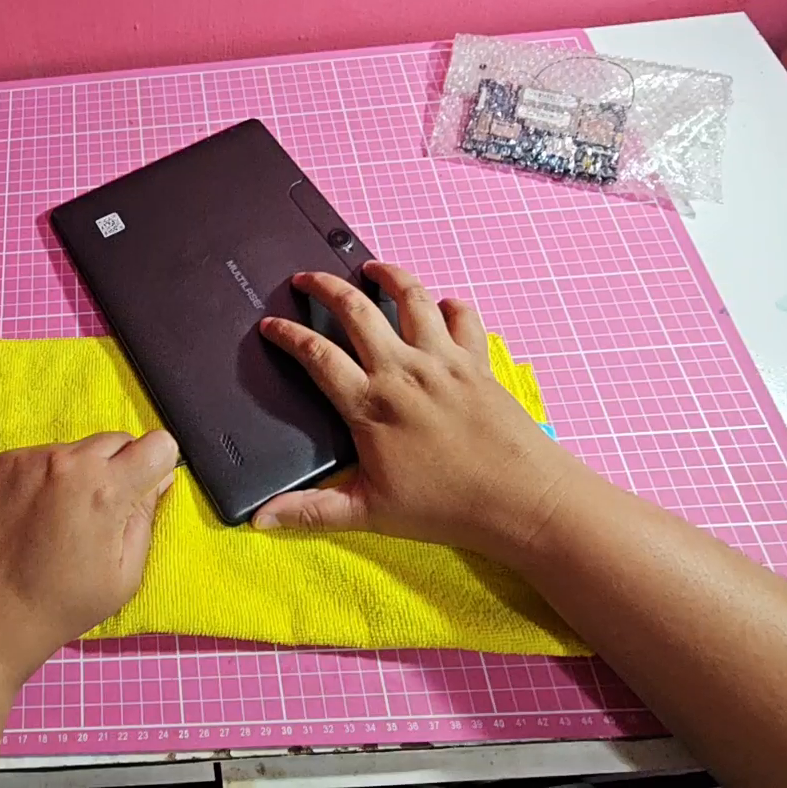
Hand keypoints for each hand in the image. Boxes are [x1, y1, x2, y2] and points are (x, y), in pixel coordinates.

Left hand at [0, 430, 177, 681]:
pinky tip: (28, 514)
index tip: (142, 487)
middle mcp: (67, 461)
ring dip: (77, 473)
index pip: (157, 443)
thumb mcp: (124, 576)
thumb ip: (145, 517)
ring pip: (74, 449)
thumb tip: (158, 477)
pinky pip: (37, 456)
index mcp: (105, 490)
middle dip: (119, 467)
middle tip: (99, 510)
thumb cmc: (60, 607)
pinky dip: (41, 477)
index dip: (156, 466)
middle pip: (117, 440)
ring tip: (56, 518)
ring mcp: (28, 458)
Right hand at [253, 262, 588, 560]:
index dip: (287, 335)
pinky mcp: (477, 363)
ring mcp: (443, 361)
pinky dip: (451, 306)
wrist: (526, 503)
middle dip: (325, 286)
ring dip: (388, 276)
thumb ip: (311, 512)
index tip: (270, 324)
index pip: (316, 355)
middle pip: (356, 310)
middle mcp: (403, 371)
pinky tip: (441, 306)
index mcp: (370, 404)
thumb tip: (260, 520)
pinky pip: (463, 318)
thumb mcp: (369, 513)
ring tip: (371, 268)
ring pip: (411, 298)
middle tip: (307, 277)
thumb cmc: (447, 508)